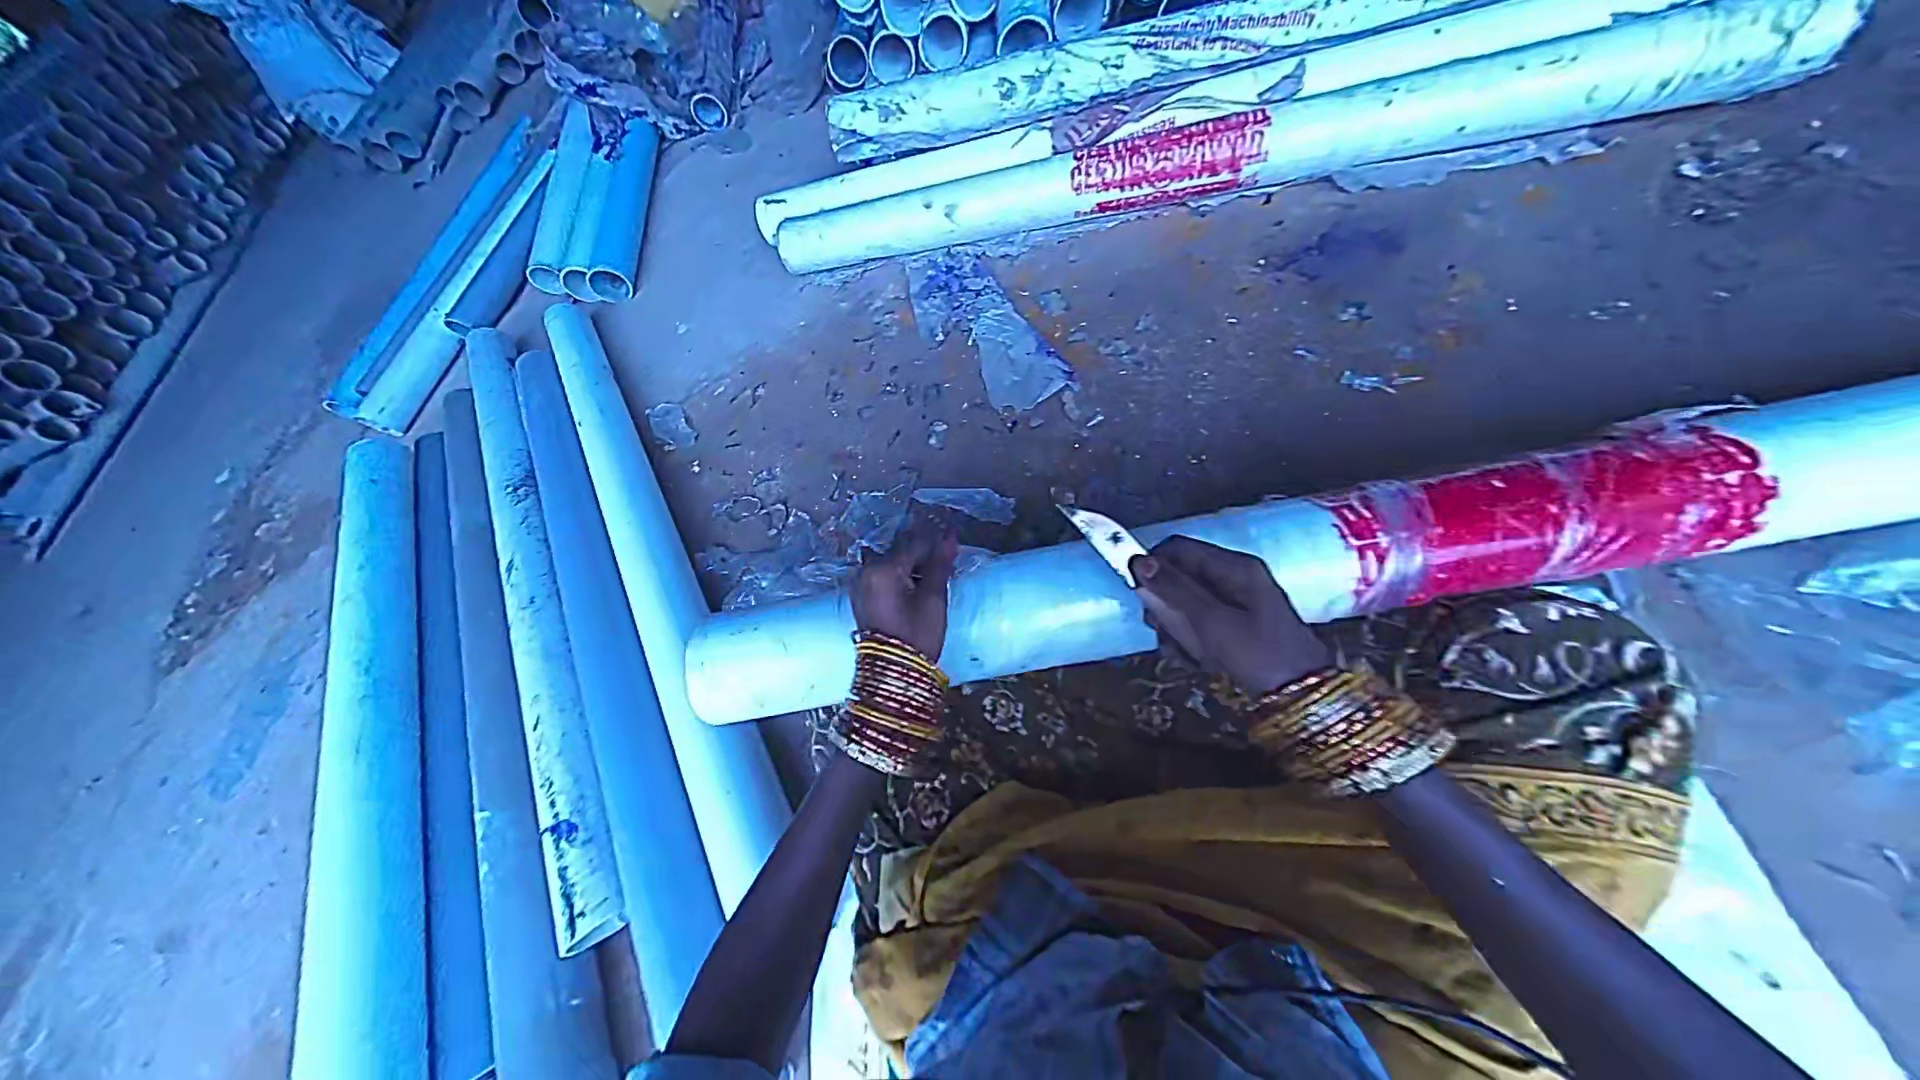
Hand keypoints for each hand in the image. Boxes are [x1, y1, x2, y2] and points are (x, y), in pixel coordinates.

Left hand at [852, 524, 959, 658]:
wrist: (893, 672)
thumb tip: (950, 538)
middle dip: (923, 550)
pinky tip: (916, 581)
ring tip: (934, 569)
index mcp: (883, 569)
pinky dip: (900, 574)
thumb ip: (939, 565)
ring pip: (891, 562)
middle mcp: (865, 571)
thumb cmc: (917, 635)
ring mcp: (860, 584)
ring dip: (911, 562)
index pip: (914, 544)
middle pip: (900, 551)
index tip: (953, 535)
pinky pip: (882, 575)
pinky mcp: (861, 596)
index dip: (936, 540)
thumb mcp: (933, 599)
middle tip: (946, 554)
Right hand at [1129, 535, 1331, 694]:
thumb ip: (1173, 590)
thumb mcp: (1211, 621)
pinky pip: (1197, 623)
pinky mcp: (1233, 626)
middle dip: (1163, 605)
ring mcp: (1234, 603)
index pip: (1177, 549)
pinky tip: (1194, 660)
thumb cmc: (1258, 654)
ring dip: (1174, 628)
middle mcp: (1233, 578)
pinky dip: (1189, 641)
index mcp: (1233, 567)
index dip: (1152, 566)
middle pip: (1178, 577)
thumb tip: (1137, 561)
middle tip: (1162, 630)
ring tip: (1182, 652)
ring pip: (1183, 604)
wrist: (1302, 695)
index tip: (1139, 594)